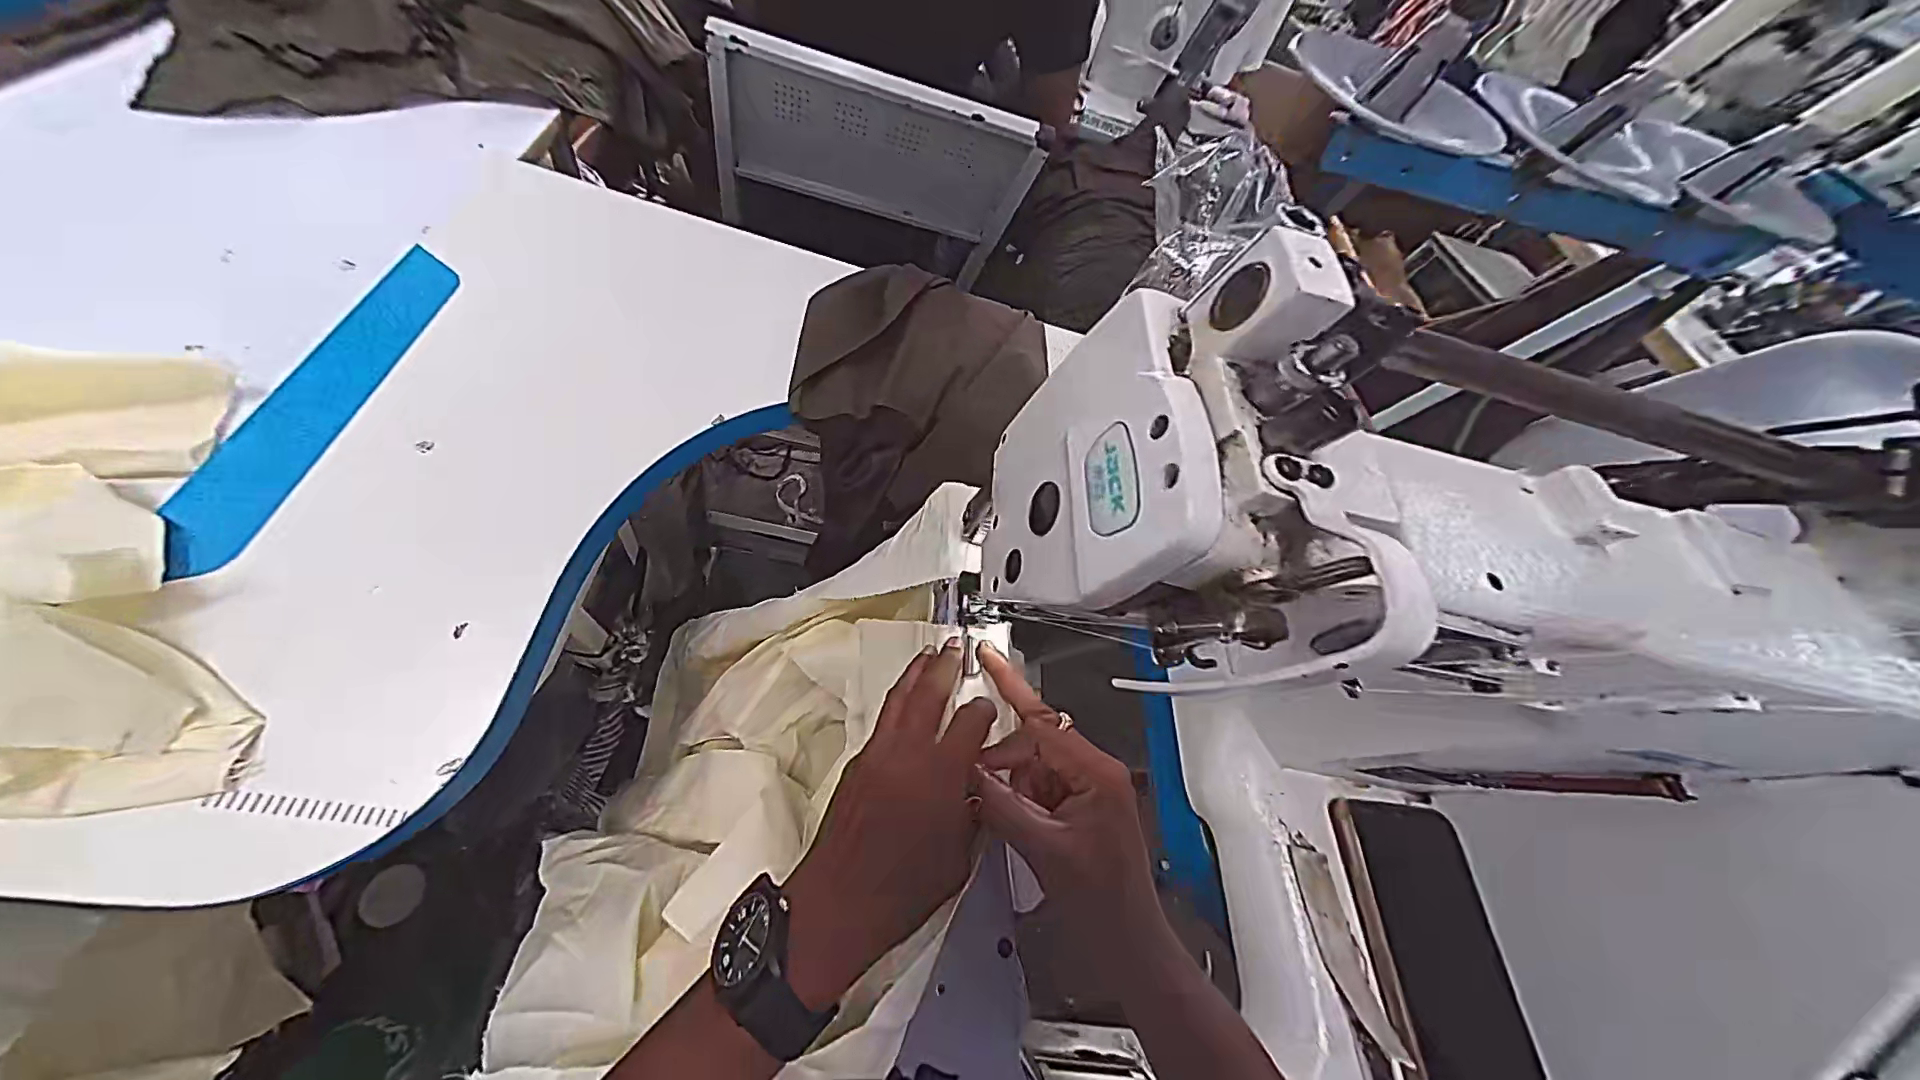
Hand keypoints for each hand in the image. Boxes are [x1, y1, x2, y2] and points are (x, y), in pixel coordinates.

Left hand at [782, 640, 996, 1008]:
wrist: (838, 901)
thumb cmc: (901, 890)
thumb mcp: (958, 856)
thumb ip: (973, 811)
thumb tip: (979, 787)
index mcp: (941, 776)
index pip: (971, 722)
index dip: (985, 709)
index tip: (990, 706)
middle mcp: (908, 755)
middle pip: (930, 694)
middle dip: (945, 666)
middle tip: (954, 647)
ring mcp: (879, 755)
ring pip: (900, 699)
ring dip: (916, 672)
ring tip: (927, 654)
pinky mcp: (859, 763)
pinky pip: (883, 718)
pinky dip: (897, 698)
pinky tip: (904, 697)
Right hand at [972, 643, 1163, 979]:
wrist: (1126, 941)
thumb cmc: (1106, 902)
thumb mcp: (1045, 849)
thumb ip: (1002, 805)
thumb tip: (971, 773)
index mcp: (1096, 772)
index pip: (1043, 721)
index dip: (1009, 687)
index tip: (988, 660)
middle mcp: (1092, 773)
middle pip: (1031, 743)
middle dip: (1001, 763)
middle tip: (977, 782)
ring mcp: (1082, 789)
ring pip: (1029, 766)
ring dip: (1009, 787)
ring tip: (1012, 822)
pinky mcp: (1073, 806)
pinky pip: (1033, 787)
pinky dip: (1016, 801)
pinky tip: (1016, 825)